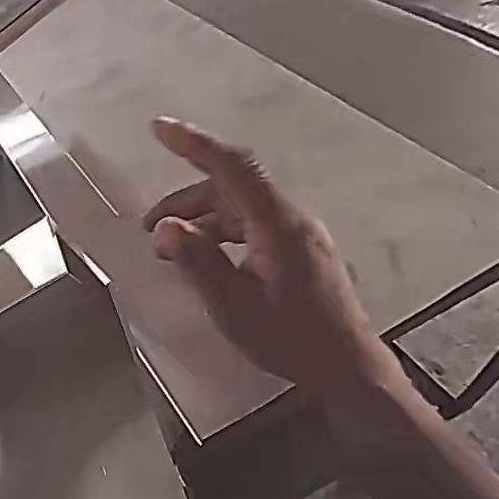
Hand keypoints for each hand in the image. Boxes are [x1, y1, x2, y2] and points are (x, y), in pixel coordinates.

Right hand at [142, 118, 404, 399]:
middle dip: (186, 201)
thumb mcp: (235, 306)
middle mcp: (290, 221)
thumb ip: (199, 262)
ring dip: (203, 221)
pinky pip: (252, 228)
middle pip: (232, 190)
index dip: (195, 145)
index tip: (163, 131)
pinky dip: (223, 235)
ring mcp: (296, 235)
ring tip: (173, 247)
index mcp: (278, 226)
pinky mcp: (297, 251)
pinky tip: (206, 257)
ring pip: (240, 210)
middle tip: (153, 226)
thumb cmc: (296, 340)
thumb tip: (167, 229)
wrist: (346, 367)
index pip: (234, 168)